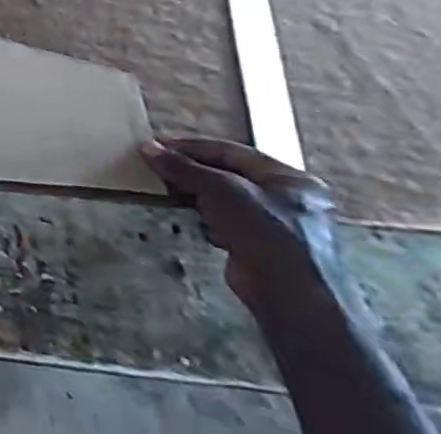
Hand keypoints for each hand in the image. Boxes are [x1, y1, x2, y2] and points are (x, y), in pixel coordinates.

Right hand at [140, 138, 340, 313]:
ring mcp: (278, 226)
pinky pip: (227, 221)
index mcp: (291, 179)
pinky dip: (207, 217)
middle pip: (229, 174)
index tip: (156, 144)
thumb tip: (148, 148)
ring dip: (196, 194)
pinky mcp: (262, 247)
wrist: (290, 295)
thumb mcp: (220, 189)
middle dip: (192, 170)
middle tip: (156, 165)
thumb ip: (184, 167)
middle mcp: (289, 200)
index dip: (191, 146)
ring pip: (226, 199)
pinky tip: (194, 219)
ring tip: (166, 188)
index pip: (232, 152)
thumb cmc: (265, 232)